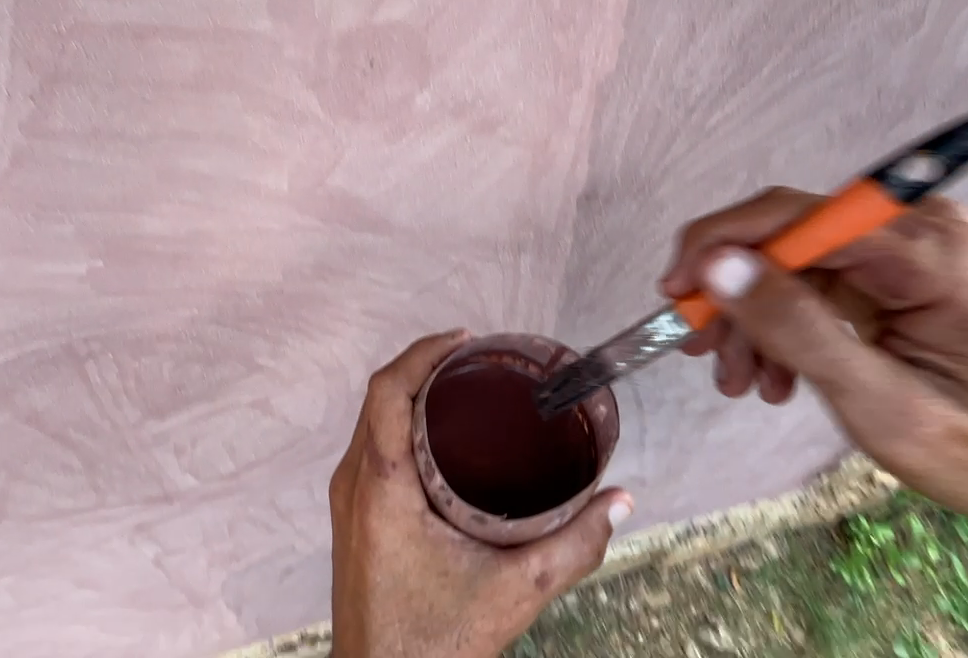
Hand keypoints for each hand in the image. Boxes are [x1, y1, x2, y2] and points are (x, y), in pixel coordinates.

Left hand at [328, 330, 633, 657]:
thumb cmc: (436, 641)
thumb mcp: (514, 592)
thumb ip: (573, 546)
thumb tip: (620, 500)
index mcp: (381, 484)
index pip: (386, 390)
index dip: (421, 353)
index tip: (465, 340)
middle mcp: (353, 479)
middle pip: (379, 397)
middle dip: (423, 367)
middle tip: (476, 361)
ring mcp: (346, 496)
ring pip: (372, 420)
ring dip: (410, 394)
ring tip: (464, 389)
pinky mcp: (351, 512)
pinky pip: (371, 445)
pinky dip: (401, 423)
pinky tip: (440, 435)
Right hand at [660, 188, 967, 531]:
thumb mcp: (885, 407)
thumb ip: (799, 332)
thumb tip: (715, 265)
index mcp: (929, 250)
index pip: (792, 216)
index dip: (719, 244)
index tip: (675, 294)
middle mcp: (915, 227)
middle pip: (784, 236)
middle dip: (734, 295)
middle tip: (702, 351)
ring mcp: (906, 245)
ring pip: (788, 261)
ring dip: (754, 319)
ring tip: (739, 380)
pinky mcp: (895, 267)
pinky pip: (810, 281)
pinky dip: (781, 325)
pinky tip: (773, 374)